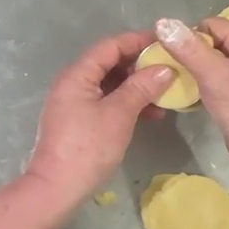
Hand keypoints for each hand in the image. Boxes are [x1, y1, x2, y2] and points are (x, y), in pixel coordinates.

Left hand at [25, 30, 176, 199]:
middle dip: (140, 66)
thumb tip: (165, 69)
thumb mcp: (118, 115)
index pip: (110, 46)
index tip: (165, 43)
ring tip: (166, 96)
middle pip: (109, 63)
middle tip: (171, 70)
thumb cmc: (88, 147)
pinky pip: (106, 101)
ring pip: (110, 84)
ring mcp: (74, 102)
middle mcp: (73, 82)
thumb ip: (141, 88)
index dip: (137, 41)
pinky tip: (151, 114)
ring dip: (137, 87)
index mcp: (77, 75)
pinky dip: (127, 103)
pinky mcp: (79, 120)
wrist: (57, 186)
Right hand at [155, 17, 228, 175]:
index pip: (211, 25)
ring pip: (213, 64)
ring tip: (177, 85)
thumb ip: (188, 48)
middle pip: (212, 43)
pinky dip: (203, 87)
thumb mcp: (214, 75)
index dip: (188, 37)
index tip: (169, 55)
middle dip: (189, 55)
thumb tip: (162, 21)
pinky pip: (218, 82)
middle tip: (169, 71)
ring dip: (194, 72)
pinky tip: (191, 98)